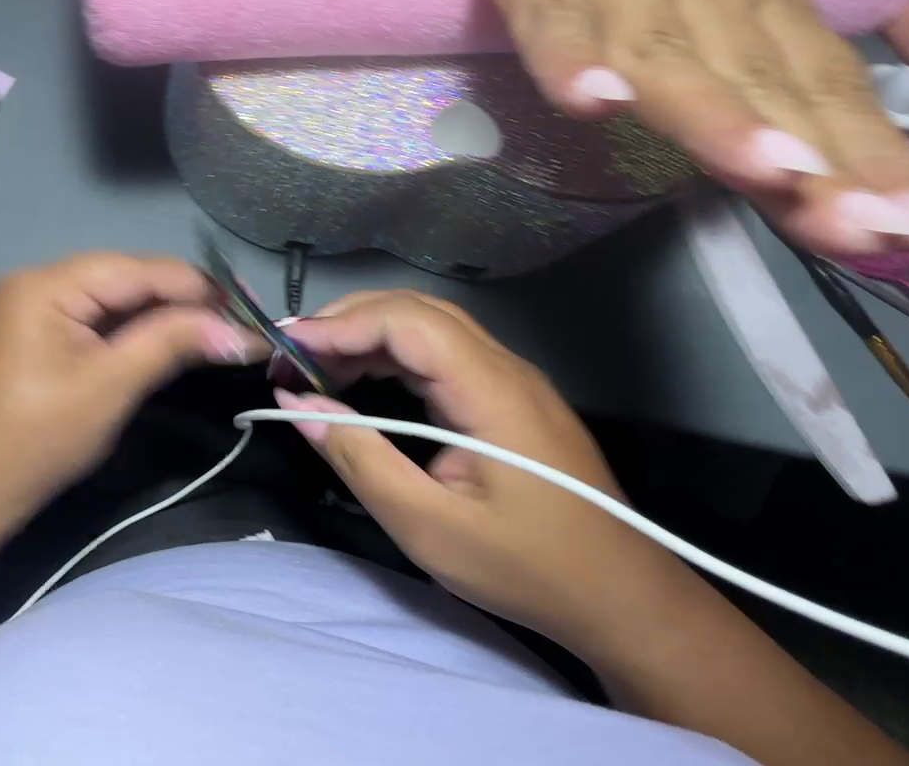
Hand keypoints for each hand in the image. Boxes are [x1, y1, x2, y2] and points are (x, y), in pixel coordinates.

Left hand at [0, 253, 257, 521]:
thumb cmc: (41, 438)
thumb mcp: (111, 386)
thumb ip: (171, 344)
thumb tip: (239, 332)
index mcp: (43, 286)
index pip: (133, 269)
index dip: (194, 285)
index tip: (246, 302)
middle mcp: (31, 280)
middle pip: (120, 277)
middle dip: (179, 297)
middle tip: (234, 318)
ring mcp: (26, 302)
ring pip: (106, 295)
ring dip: (156, 311)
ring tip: (210, 326)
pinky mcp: (29, 327)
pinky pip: (87, 314)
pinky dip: (125, 325)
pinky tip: (163, 333)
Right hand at [279, 290, 693, 655]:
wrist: (624, 598)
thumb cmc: (528, 567)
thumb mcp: (428, 527)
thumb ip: (358, 458)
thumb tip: (295, 405)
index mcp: (492, 391)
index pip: (406, 323)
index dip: (339, 326)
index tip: (285, 350)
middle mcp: (504, 367)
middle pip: (414, 310)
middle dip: (344, 322)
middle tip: (289, 357)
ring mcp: (509, 378)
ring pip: (426, 325)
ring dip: (365, 335)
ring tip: (313, 367)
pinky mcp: (507, 395)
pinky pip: (439, 352)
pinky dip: (389, 354)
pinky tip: (360, 380)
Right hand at [483, 0, 908, 254]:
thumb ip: (784, 26)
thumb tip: (885, 71)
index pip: (823, 84)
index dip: (872, 159)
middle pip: (761, 87)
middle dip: (820, 163)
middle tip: (876, 235)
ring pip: (670, 59)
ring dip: (719, 119)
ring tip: (775, 176)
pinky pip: (552, 23)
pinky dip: (570, 61)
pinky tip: (591, 104)